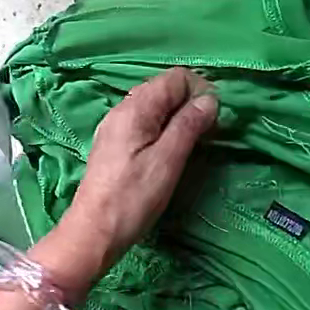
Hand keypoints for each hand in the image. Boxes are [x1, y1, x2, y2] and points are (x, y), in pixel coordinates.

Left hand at [31, 69, 217, 299]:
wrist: (94, 232)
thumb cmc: (133, 198)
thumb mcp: (168, 160)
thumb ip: (189, 125)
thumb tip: (210, 99)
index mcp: (135, 108)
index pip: (175, 78)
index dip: (200, 90)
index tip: (215, 118)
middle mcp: (122, 110)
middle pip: (164, 88)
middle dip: (190, 102)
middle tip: (209, 131)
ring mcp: (116, 127)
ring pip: (155, 106)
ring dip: (178, 117)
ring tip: (193, 142)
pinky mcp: (115, 144)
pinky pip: (145, 123)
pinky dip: (163, 129)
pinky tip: (170, 150)